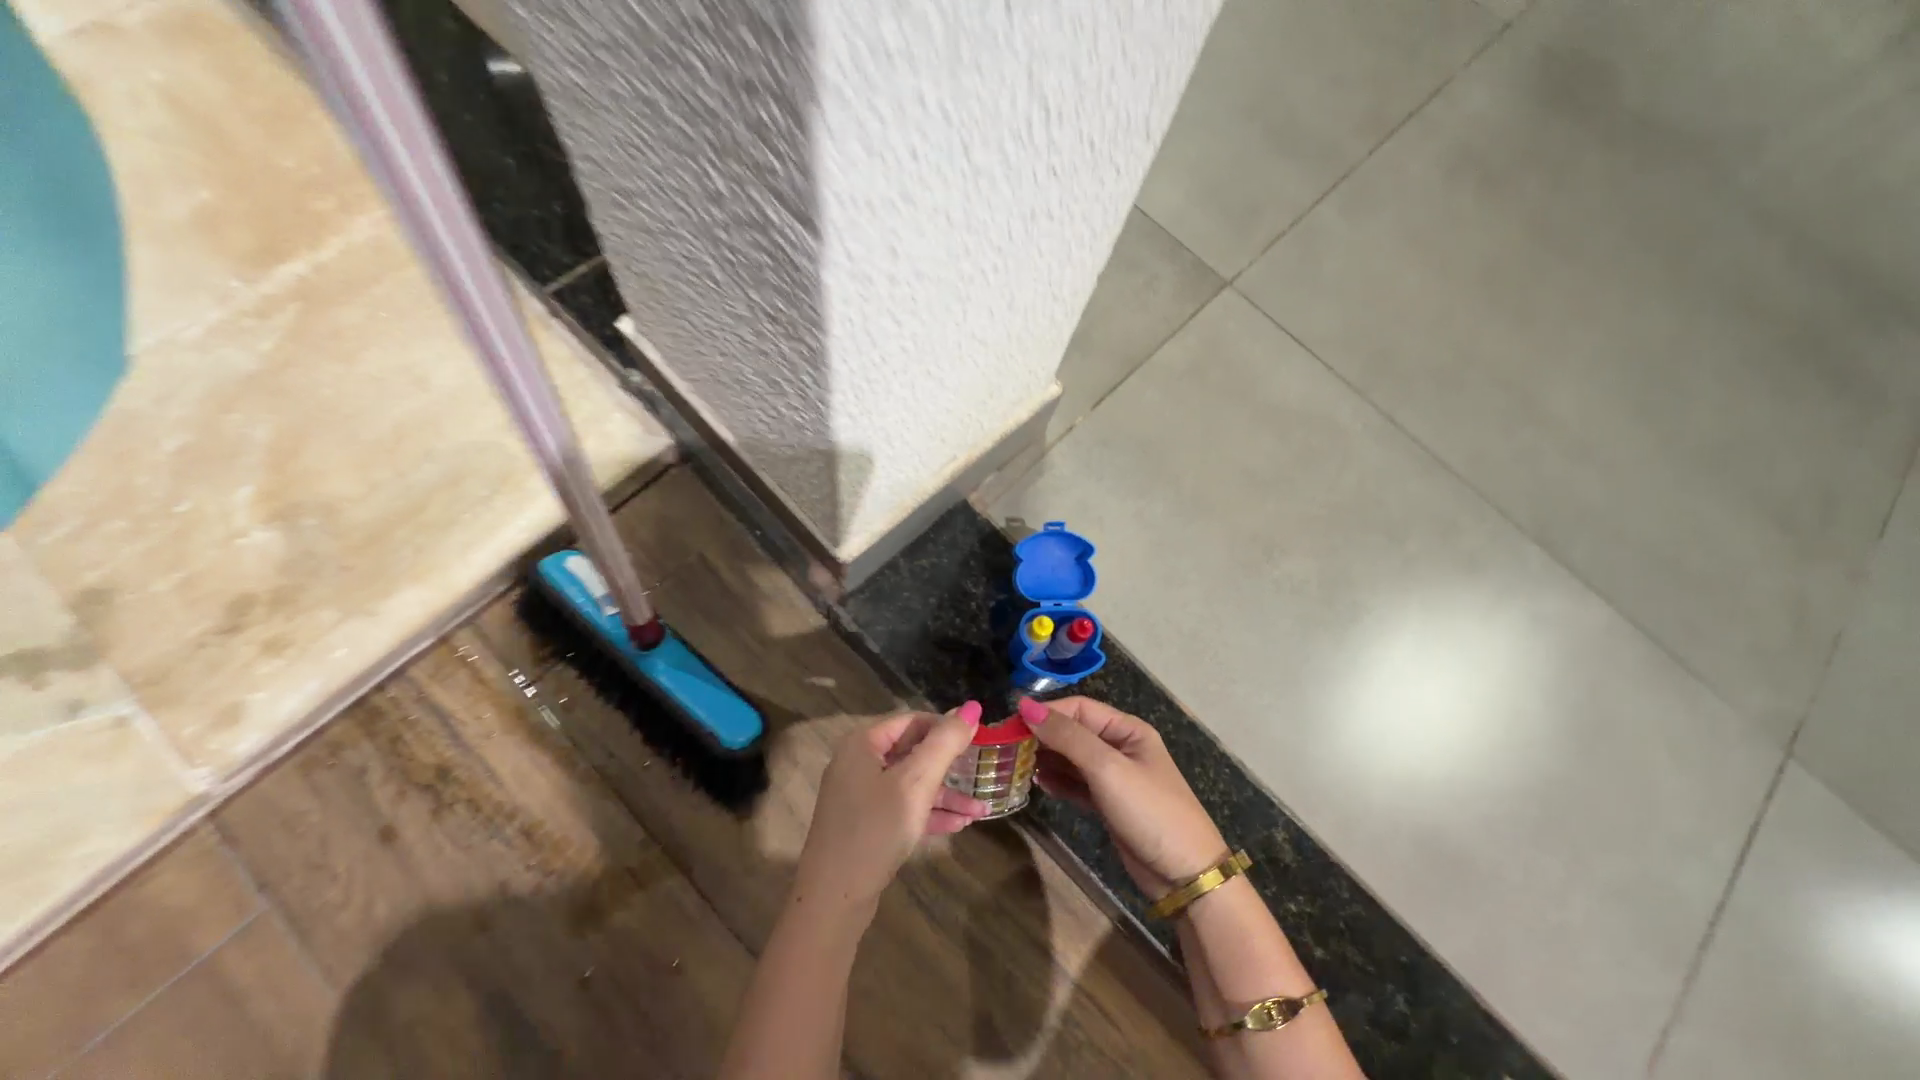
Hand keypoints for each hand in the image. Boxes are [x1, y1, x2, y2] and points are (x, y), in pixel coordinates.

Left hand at [794, 702, 988, 913]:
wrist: (835, 895)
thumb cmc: (876, 829)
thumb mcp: (916, 782)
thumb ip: (945, 743)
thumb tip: (972, 707)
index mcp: (862, 743)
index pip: (911, 720)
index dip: (946, 726)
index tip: (980, 740)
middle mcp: (857, 763)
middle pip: (912, 752)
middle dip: (950, 765)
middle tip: (984, 772)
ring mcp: (859, 796)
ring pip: (910, 784)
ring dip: (946, 794)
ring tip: (982, 809)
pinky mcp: (865, 824)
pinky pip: (902, 808)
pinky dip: (929, 813)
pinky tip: (960, 825)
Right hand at [1019, 696, 1226, 897]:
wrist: (1185, 874)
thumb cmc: (1150, 811)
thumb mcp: (1107, 769)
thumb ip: (1068, 737)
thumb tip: (1026, 706)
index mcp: (1128, 730)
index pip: (1079, 708)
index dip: (1045, 712)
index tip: (1009, 723)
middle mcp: (1121, 748)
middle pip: (1073, 732)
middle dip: (1042, 736)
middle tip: (1005, 747)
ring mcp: (1115, 778)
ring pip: (1072, 759)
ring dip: (1046, 759)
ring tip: (1014, 766)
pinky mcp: (1109, 805)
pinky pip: (1076, 785)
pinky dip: (1057, 782)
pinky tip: (1037, 784)